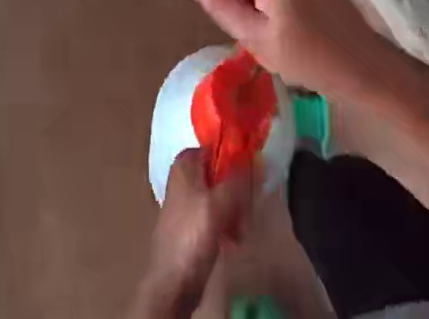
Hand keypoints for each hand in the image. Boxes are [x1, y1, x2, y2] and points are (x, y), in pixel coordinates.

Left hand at [132, 149, 252, 318]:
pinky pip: (220, 213)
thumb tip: (257, 155)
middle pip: (224, 171)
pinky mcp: (195, 222)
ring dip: (237, 209)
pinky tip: (235, 237)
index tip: (255, 171)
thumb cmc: (192, 235)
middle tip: (248, 206)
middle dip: (240, 190)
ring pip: (224, 193)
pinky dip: (229, 222)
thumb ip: (239, 177)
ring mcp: (190, 200)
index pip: (220, 146)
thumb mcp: (219, 202)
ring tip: (241, 228)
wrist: (172, 283)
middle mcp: (187, 176)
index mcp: (186, 163)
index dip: (238, 156)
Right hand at [186, 0, 401, 95]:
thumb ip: (222, 7)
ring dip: (274, 1)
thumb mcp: (255, 37)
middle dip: (259, 4)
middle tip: (283, 33)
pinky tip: (306, 16)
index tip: (272, 33)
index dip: (246, 13)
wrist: (358, 61)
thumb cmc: (306, 56)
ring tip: (296, 26)